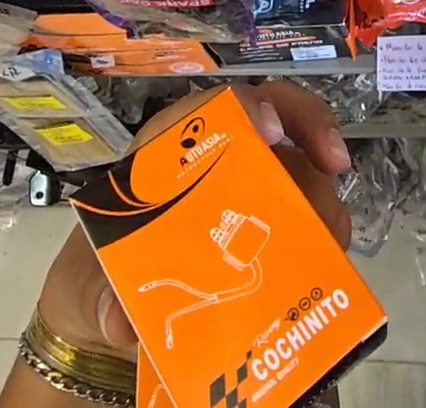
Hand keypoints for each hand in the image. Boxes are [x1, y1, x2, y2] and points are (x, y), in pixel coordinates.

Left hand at [34, 82, 351, 353]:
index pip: (211, 106)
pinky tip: (329, 252)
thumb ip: (103, 297)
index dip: (245, 107)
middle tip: (334, 161)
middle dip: (310, 125)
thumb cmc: (102, 270)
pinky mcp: (275, 213)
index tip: (269, 132)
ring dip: (322, 192)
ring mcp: (252, 179)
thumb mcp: (91, 282)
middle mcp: (220, 152)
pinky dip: (327, 224)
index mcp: (170, 149)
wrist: (116, 303)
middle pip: (274, 111)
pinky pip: (311, 205)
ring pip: (301, 162)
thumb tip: (124, 319)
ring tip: (331, 236)